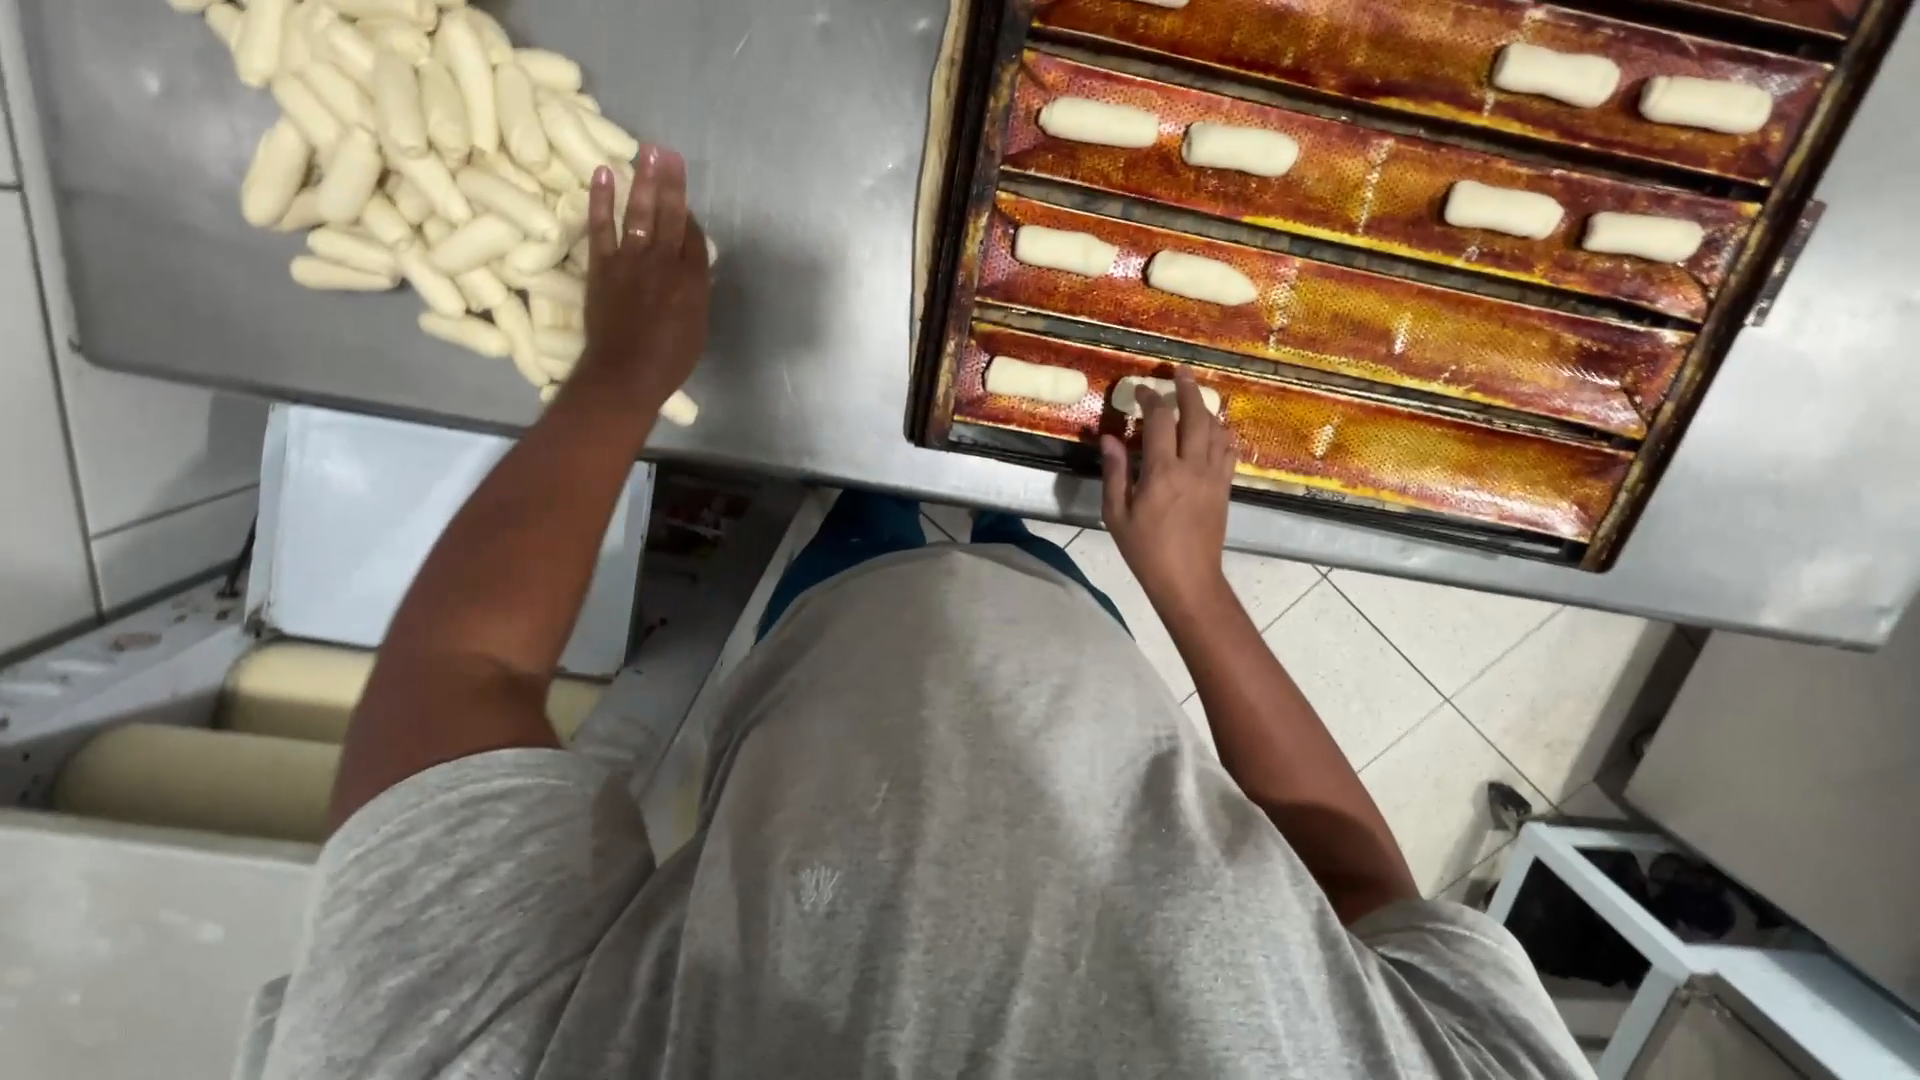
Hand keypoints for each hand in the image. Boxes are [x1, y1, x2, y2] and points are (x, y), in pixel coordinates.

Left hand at [578, 146, 709, 410]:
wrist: (626, 373)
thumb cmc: (669, 361)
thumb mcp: (696, 328)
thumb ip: (694, 295)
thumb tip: (692, 275)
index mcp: (692, 280)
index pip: (693, 238)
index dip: (690, 217)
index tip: (686, 201)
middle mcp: (664, 263)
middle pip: (670, 215)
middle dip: (671, 183)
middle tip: (670, 153)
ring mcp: (631, 261)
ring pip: (639, 213)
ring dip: (643, 180)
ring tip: (647, 153)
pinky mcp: (602, 266)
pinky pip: (602, 226)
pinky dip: (601, 200)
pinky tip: (603, 174)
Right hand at [1100, 368, 1237, 614]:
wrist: (1188, 578)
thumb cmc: (1145, 550)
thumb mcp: (1117, 514)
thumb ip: (1115, 472)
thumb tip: (1109, 438)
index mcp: (1162, 472)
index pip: (1159, 421)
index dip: (1150, 399)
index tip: (1140, 390)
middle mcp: (1192, 466)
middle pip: (1195, 415)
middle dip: (1187, 390)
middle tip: (1180, 372)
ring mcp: (1213, 476)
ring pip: (1216, 429)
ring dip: (1207, 407)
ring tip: (1197, 395)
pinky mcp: (1224, 487)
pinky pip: (1229, 451)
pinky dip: (1223, 433)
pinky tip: (1218, 428)